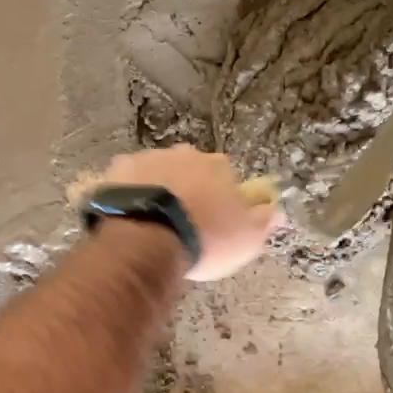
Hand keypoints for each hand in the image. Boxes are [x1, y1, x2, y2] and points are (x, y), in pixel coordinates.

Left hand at [85, 145, 281, 281]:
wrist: (148, 239)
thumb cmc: (206, 238)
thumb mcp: (248, 237)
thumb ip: (264, 220)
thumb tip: (277, 209)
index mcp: (218, 165)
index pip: (226, 175)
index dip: (223, 195)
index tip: (218, 217)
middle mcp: (182, 153)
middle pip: (190, 169)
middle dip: (189, 188)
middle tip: (186, 221)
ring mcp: (146, 159)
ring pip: (157, 174)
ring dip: (159, 191)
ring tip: (157, 223)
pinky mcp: (114, 173)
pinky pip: (127, 183)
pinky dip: (130, 196)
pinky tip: (132, 218)